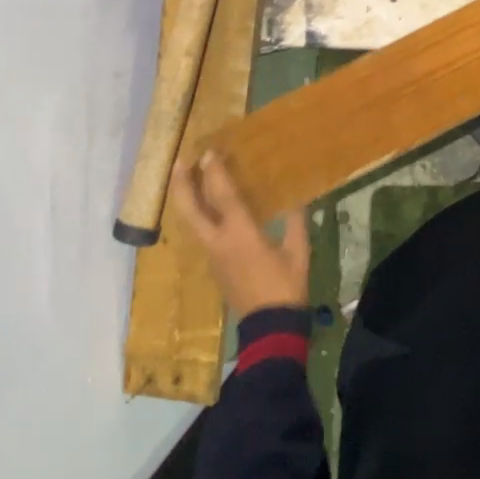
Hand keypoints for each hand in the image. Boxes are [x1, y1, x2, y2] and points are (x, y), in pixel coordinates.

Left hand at [170, 153, 309, 318]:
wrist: (269, 326)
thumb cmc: (286, 287)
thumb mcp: (298, 253)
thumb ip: (296, 223)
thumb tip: (296, 200)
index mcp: (240, 234)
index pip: (221, 195)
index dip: (214, 171)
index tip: (209, 151)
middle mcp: (218, 241)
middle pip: (189, 208)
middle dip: (181, 183)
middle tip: (181, 161)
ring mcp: (212, 255)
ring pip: (190, 221)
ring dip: (187, 198)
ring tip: (191, 179)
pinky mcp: (214, 266)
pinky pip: (200, 233)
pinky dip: (198, 214)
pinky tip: (209, 208)